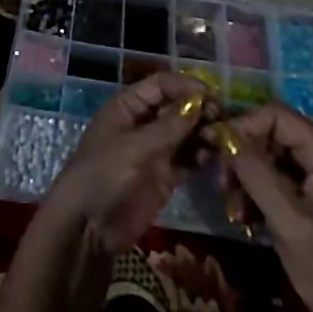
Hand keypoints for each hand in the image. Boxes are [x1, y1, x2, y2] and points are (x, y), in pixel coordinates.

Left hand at [44, 73, 211, 252]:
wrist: (89, 226)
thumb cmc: (104, 175)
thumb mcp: (135, 147)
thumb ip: (168, 126)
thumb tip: (199, 104)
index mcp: (126, 108)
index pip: (160, 86)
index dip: (185, 86)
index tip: (211, 96)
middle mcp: (142, 124)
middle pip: (176, 107)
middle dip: (200, 109)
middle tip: (222, 120)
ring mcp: (155, 150)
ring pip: (186, 132)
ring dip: (205, 132)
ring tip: (224, 139)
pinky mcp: (165, 175)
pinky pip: (189, 158)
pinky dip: (203, 155)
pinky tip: (217, 156)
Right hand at [224, 104, 312, 311]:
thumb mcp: (288, 223)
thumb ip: (257, 175)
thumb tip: (224, 136)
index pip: (278, 116)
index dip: (244, 127)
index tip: (217, 152)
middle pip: (272, 131)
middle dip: (242, 152)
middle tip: (220, 182)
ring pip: (268, 151)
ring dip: (244, 172)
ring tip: (230, 202)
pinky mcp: (311, 191)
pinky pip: (274, 172)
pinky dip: (254, 187)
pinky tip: (243, 212)